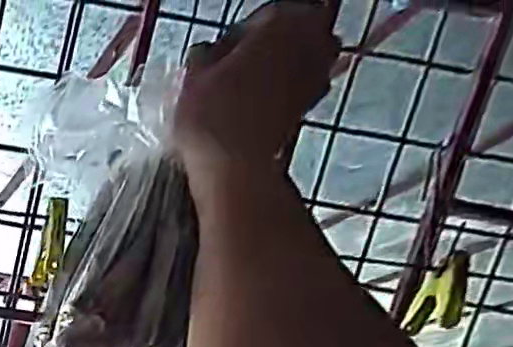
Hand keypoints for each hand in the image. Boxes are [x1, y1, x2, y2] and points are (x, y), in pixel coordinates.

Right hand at [173, 2, 339, 180]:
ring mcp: (321, 63)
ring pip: (293, 56)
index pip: (257, 18)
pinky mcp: (316, 94)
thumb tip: (205, 52)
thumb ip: (201, 56)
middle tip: (228, 74)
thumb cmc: (210, 116)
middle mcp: (313, 32)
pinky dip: (280, 89)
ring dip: (272, 68)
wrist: (234, 163)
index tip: (213, 61)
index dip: (231, 40)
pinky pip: (296, 82)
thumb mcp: (191, 81)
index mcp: (284, 18)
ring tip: (241, 92)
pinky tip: (255, 107)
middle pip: (283, 33)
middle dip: (259, 50)